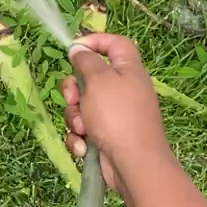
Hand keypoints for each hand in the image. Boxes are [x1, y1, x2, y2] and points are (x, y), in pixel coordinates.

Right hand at [59, 33, 172, 191]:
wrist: (134, 165)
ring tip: (82, 127)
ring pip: (82, 104)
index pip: (115, 44)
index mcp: (128, 71)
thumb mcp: (98, 80)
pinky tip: (83, 145)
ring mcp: (115, 115)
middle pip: (90, 77)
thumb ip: (86, 60)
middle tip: (73, 97)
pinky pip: (84, 127)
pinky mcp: (106, 136)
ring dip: (75, 115)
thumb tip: (79, 49)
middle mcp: (123, 90)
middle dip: (74, 88)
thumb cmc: (117, 116)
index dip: (95, 41)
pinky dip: (79, 136)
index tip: (74, 48)